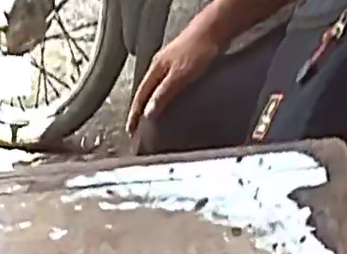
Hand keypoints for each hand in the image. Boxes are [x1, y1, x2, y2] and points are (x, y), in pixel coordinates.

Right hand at [127, 20, 225, 134]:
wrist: (215, 28)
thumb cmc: (198, 50)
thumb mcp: (179, 75)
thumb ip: (163, 94)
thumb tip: (148, 114)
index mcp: (155, 70)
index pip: (139, 97)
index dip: (134, 115)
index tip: (130, 132)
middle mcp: (159, 67)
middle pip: (144, 94)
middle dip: (139, 113)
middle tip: (137, 131)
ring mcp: (169, 66)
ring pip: (154, 90)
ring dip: (150, 106)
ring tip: (149, 123)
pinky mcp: (180, 66)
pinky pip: (165, 87)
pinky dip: (161, 100)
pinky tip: (166, 106)